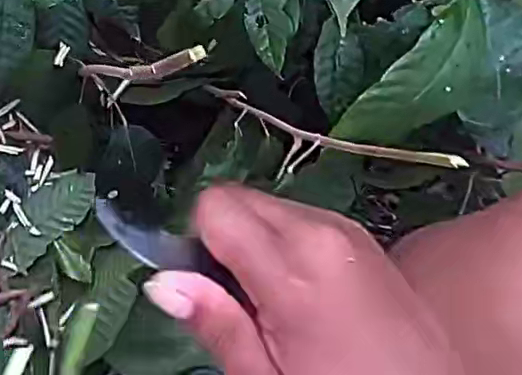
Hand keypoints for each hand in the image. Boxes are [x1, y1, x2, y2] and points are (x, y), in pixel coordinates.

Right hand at [141, 185, 462, 374]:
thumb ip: (218, 323)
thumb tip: (160, 282)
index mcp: (293, 267)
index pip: (213, 204)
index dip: (198, 240)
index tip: (208, 284)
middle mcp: (318, 228)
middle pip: (238, 197)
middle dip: (225, 237)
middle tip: (243, 303)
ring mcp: (344, 226)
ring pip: (267, 204)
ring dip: (256, 239)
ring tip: (278, 305)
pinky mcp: (361, 233)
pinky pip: (300, 216)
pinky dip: (288, 243)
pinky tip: (307, 295)